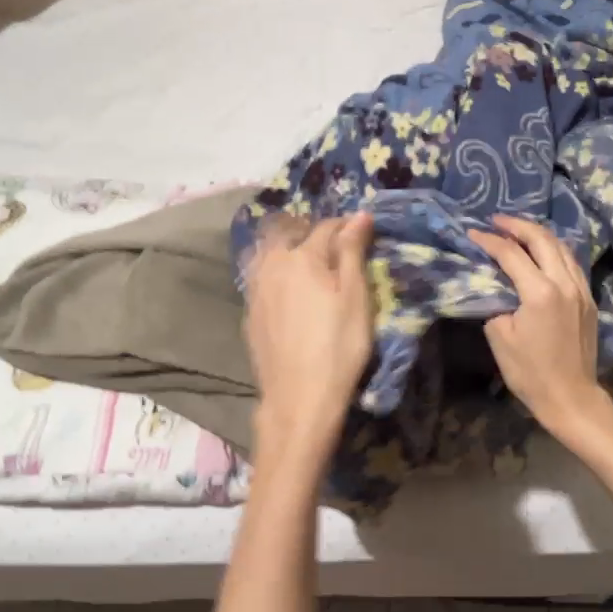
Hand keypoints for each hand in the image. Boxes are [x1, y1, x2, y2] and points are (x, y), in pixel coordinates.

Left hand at [244, 212, 374, 445]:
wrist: (299, 397)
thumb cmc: (338, 346)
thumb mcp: (356, 297)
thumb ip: (353, 251)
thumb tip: (359, 215)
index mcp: (302, 257)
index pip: (326, 227)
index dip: (346, 226)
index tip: (362, 233)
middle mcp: (272, 265)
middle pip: (287, 232)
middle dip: (309, 229)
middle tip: (331, 243)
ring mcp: (256, 290)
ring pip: (268, 253)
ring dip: (287, 247)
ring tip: (306, 260)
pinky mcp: (250, 314)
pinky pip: (260, 277)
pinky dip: (275, 272)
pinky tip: (287, 288)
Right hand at [469, 215, 612, 432]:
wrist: (571, 397)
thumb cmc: (530, 372)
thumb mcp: (500, 337)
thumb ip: (495, 302)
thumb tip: (494, 285)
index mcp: (540, 292)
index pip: (511, 253)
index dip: (489, 240)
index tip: (472, 233)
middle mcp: (564, 283)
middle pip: (542, 239)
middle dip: (517, 226)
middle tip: (497, 221)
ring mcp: (581, 290)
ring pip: (562, 247)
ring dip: (539, 235)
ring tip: (519, 231)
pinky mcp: (589, 299)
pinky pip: (572, 263)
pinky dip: (555, 250)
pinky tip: (544, 252)